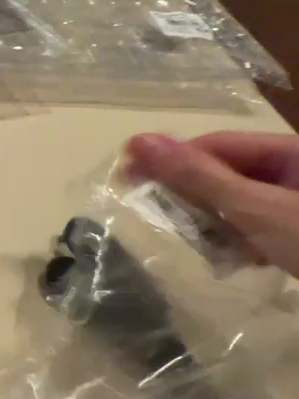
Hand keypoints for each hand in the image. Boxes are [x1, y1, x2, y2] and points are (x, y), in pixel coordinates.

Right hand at [126, 131, 298, 274]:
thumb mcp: (258, 211)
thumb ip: (197, 176)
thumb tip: (136, 141)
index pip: (218, 144)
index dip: (173, 162)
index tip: (133, 184)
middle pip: (229, 171)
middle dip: (200, 199)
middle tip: (177, 225)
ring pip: (243, 199)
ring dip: (219, 223)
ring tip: (220, 249)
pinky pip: (265, 220)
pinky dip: (247, 237)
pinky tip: (246, 257)